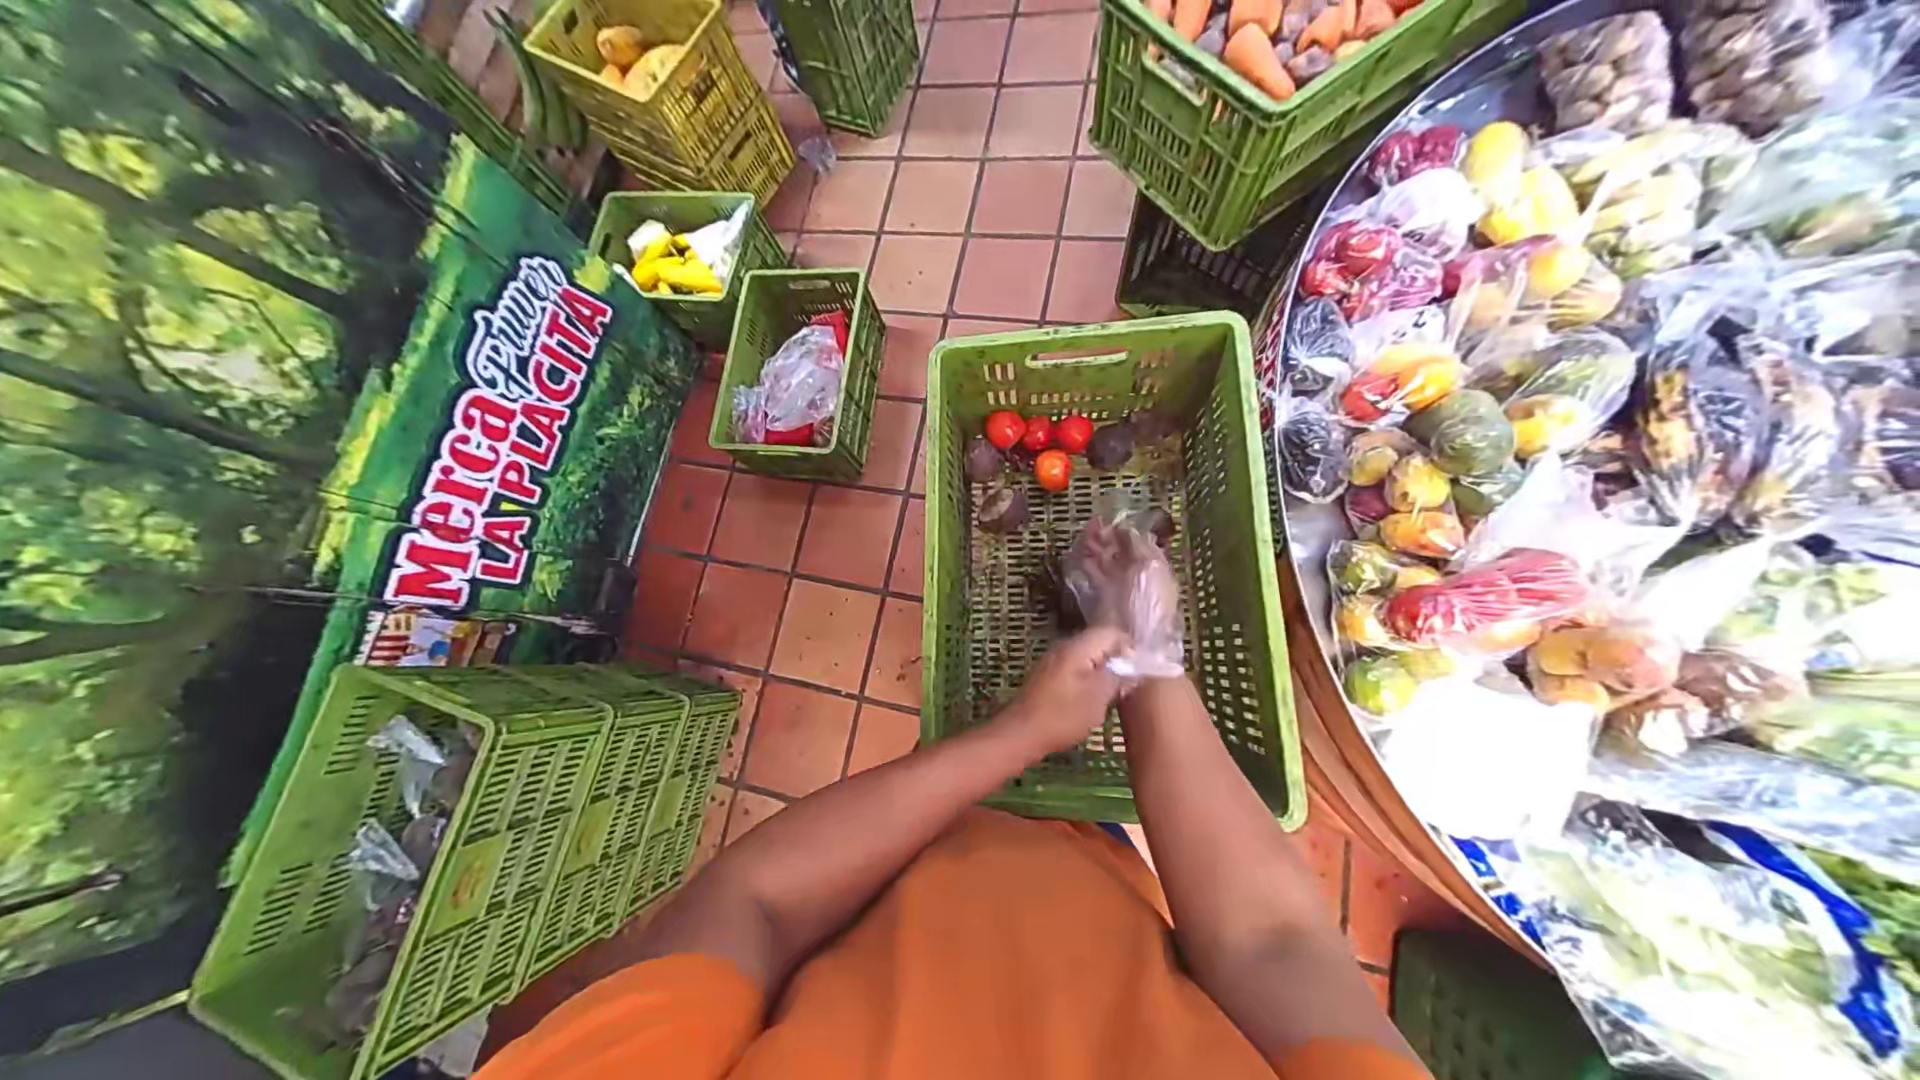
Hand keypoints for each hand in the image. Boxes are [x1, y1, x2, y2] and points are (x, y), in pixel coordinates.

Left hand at [1002, 627, 1131, 751]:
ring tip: (1117, 691)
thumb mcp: (1097, 699)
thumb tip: (1130, 667)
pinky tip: (1095, 698)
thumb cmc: (1061, 717)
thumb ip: (1116, 678)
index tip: (1142, 667)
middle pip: (1098, 643)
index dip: (1129, 646)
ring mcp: (1053, 661)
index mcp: (1076, 649)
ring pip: (1087, 657)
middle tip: (1133, 681)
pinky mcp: (1048, 676)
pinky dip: (1089, 678)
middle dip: (1118, 659)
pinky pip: (1076, 669)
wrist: (1021, 734)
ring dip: (1103, 670)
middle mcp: (1063, 648)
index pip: (1110, 632)